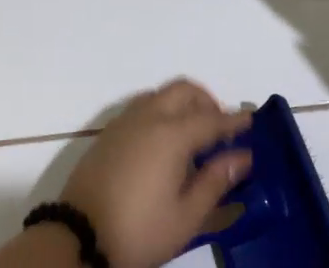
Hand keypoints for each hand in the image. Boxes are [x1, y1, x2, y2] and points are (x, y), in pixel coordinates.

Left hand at [58, 79, 252, 267]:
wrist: (78, 237)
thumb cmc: (139, 230)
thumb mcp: (185, 216)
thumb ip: (215, 181)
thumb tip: (242, 157)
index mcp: (171, 135)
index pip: (211, 119)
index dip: (234, 120)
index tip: (251, 120)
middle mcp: (148, 117)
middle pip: (184, 90)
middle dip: (207, 101)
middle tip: (220, 126)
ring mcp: (124, 122)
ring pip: (160, 94)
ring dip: (182, 103)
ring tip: (193, 134)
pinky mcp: (108, 133)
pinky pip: (142, 107)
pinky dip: (161, 111)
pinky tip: (164, 142)